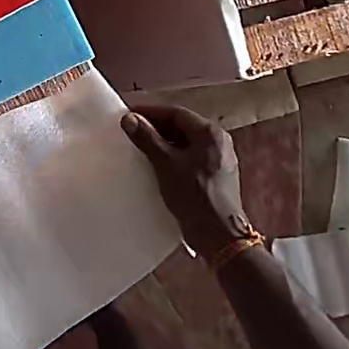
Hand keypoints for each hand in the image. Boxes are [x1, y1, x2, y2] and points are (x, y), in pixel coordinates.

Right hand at [121, 106, 248, 258]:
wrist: (219, 236)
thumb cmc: (194, 196)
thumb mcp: (166, 165)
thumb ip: (148, 139)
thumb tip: (129, 119)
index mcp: (210, 133)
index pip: (176, 114)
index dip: (151, 112)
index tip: (130, 114)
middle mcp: (218, 141)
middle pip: (182, 127)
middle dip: (156, 128)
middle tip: (132, 130)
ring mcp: (219, 159)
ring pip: (186, 143)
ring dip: (164, 143)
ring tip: (140, 147)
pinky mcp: (215, 176)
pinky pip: (190, 158)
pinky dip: (173, 157)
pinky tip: (157, 165)